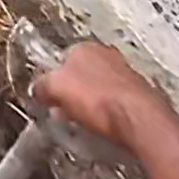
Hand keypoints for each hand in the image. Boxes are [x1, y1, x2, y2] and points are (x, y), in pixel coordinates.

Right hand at [31, 42, 173, 147]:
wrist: (140, 122)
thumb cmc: (99, 99)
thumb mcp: (56, 90)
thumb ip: (42, 87)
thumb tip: (37, 90)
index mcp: (84, 47)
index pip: (62, 60)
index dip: (55, 82)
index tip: (52, 101)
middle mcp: (106, 55)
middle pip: (83, 75)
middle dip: (75, 95)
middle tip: (69, 115)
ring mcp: (126, 74)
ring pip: (102, 90)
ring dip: (95, 106)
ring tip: (90, 127)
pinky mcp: (141, 97)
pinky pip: (119, 105)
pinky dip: (113, 116)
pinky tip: (109, 130)